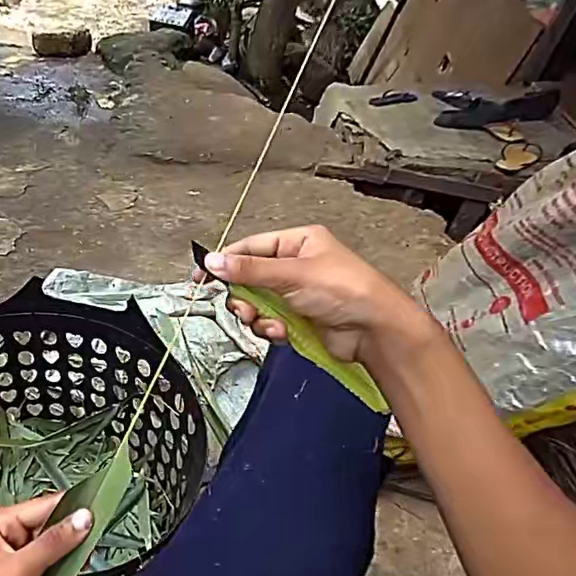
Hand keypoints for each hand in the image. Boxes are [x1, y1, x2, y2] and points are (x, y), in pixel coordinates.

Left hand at [0, 494, 92, 575]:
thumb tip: (86, 517)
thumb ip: (54, 543)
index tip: (106, 516)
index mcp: (0, 522)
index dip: (75, 510)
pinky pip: (52, 571)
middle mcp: (9, 534)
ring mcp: (17, 558)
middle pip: (54, 528)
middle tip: (88, 559)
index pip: (47, 505)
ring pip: (57, 552)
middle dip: (73, 544)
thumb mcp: (19, 572)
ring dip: (68, 565)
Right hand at [196, 225, 438, 364]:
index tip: (203, 277)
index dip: (225, 263)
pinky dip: (271, 330)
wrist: (372, 329)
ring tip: (270, 324)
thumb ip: (249, 270)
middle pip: (248, 281)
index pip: (250, 249)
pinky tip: (283, 332)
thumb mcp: (291, 274)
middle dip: (243, 299)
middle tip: (244, 309)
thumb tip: (214, 261)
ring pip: (256, 306)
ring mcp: (295, 294)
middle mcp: (294, 267)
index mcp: (296, 243)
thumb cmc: (347, 291)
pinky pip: (268, 323)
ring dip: (257, 318)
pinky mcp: (297, 318)